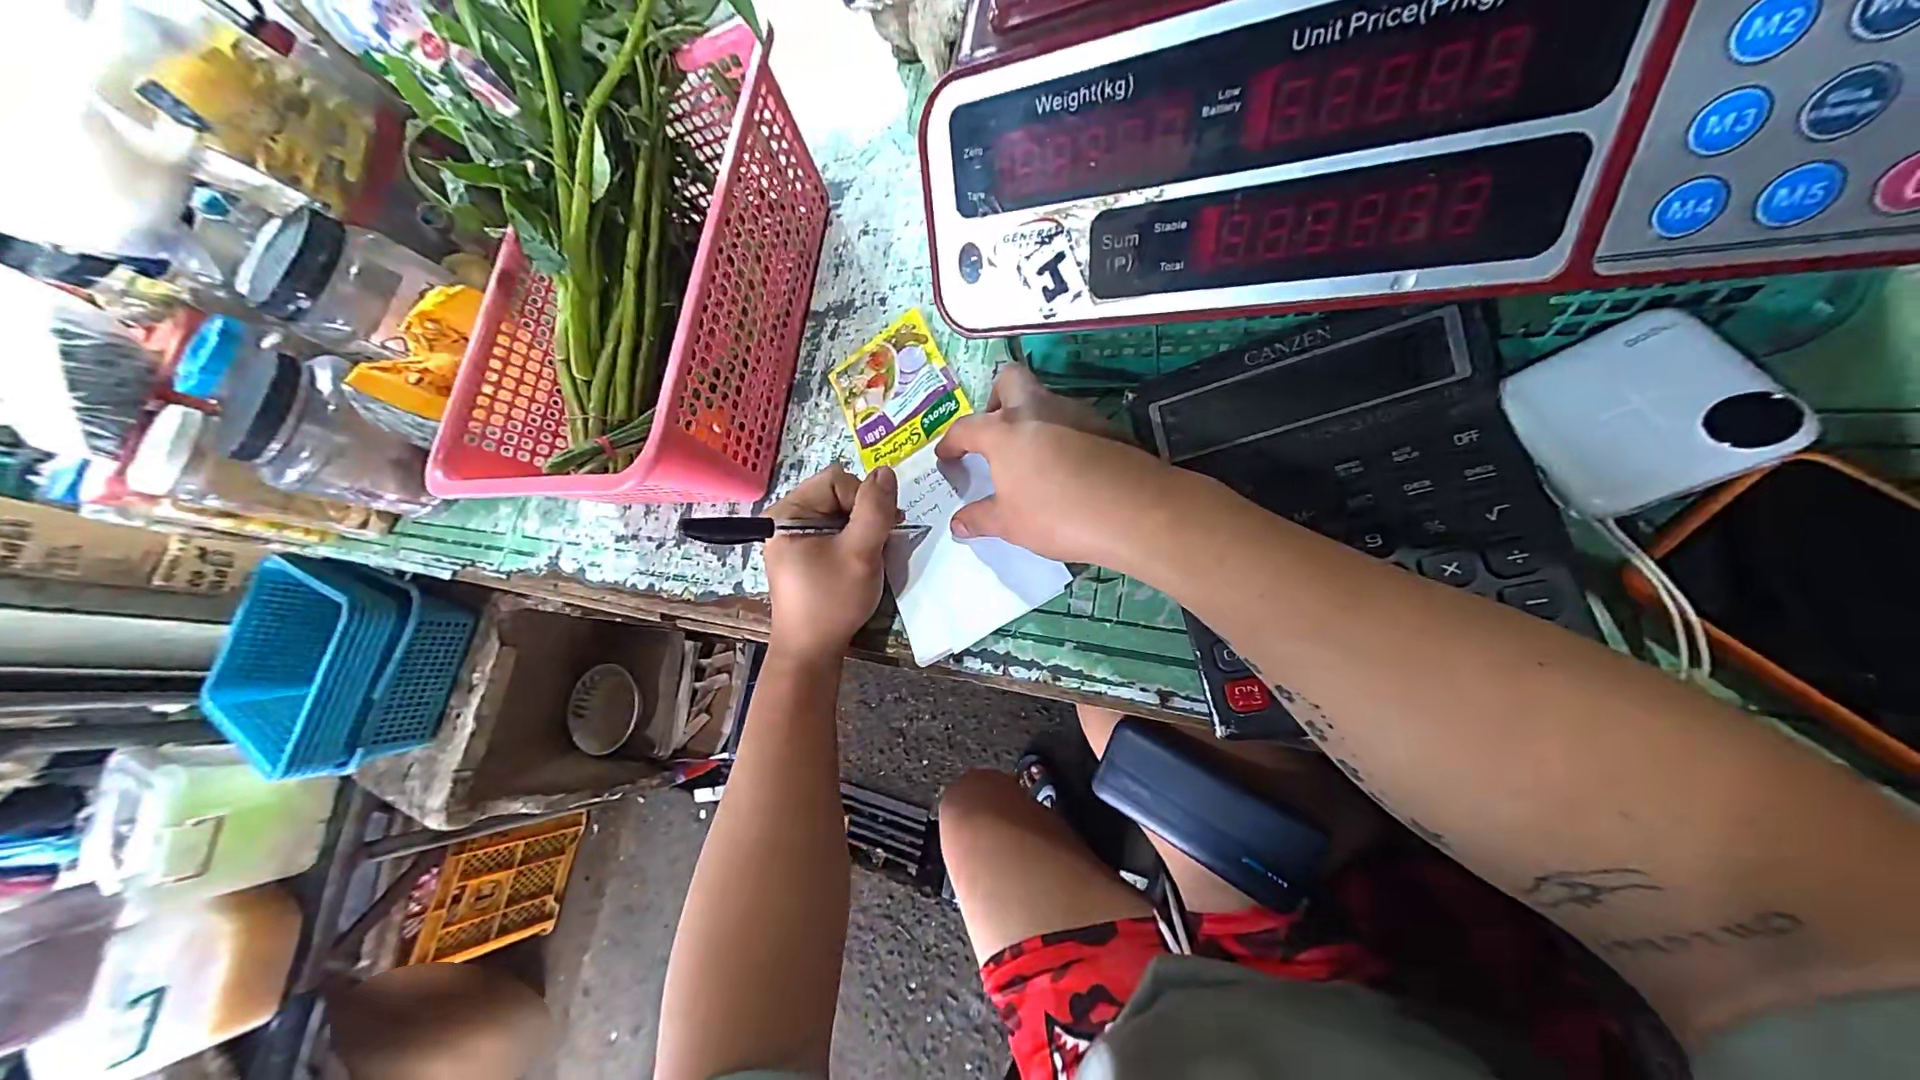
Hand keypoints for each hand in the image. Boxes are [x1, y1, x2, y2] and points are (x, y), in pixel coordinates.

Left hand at [763, 464, 897, 658]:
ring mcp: (794, 536)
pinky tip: (860, 560)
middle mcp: (786, 518)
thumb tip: (886, 471)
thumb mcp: (860, 552)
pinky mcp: (804, 553)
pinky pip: (834, 531)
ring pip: (840, 512)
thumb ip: (875, 509)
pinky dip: (854, 540)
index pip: (837, 480)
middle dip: (865, 513)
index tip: (880, 529)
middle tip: (881, 541)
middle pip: (838, 493)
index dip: (864, 498)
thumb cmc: (832, 601)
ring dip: (863, 528)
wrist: (811, 651)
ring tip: (871, 553)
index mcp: (788, 511)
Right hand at [934, 364, 1175, 566]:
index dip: (952, 441)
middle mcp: (1038, 410)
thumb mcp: (1009, 524)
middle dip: (996, 397)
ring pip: (1046, 399)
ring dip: (1033, 418)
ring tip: (1033, 457)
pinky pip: (1074, 421)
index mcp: (1004, 431)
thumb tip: (958, 523)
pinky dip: (1063, 435)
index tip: (947, 456)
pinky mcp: (1107, 426)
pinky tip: (1068, 468)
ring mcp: (1076, 413)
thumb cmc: (1056, 515)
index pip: (966, 427)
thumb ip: (980, 519)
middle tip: (995, 431)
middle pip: (1010, 379)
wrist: (1131, 510)